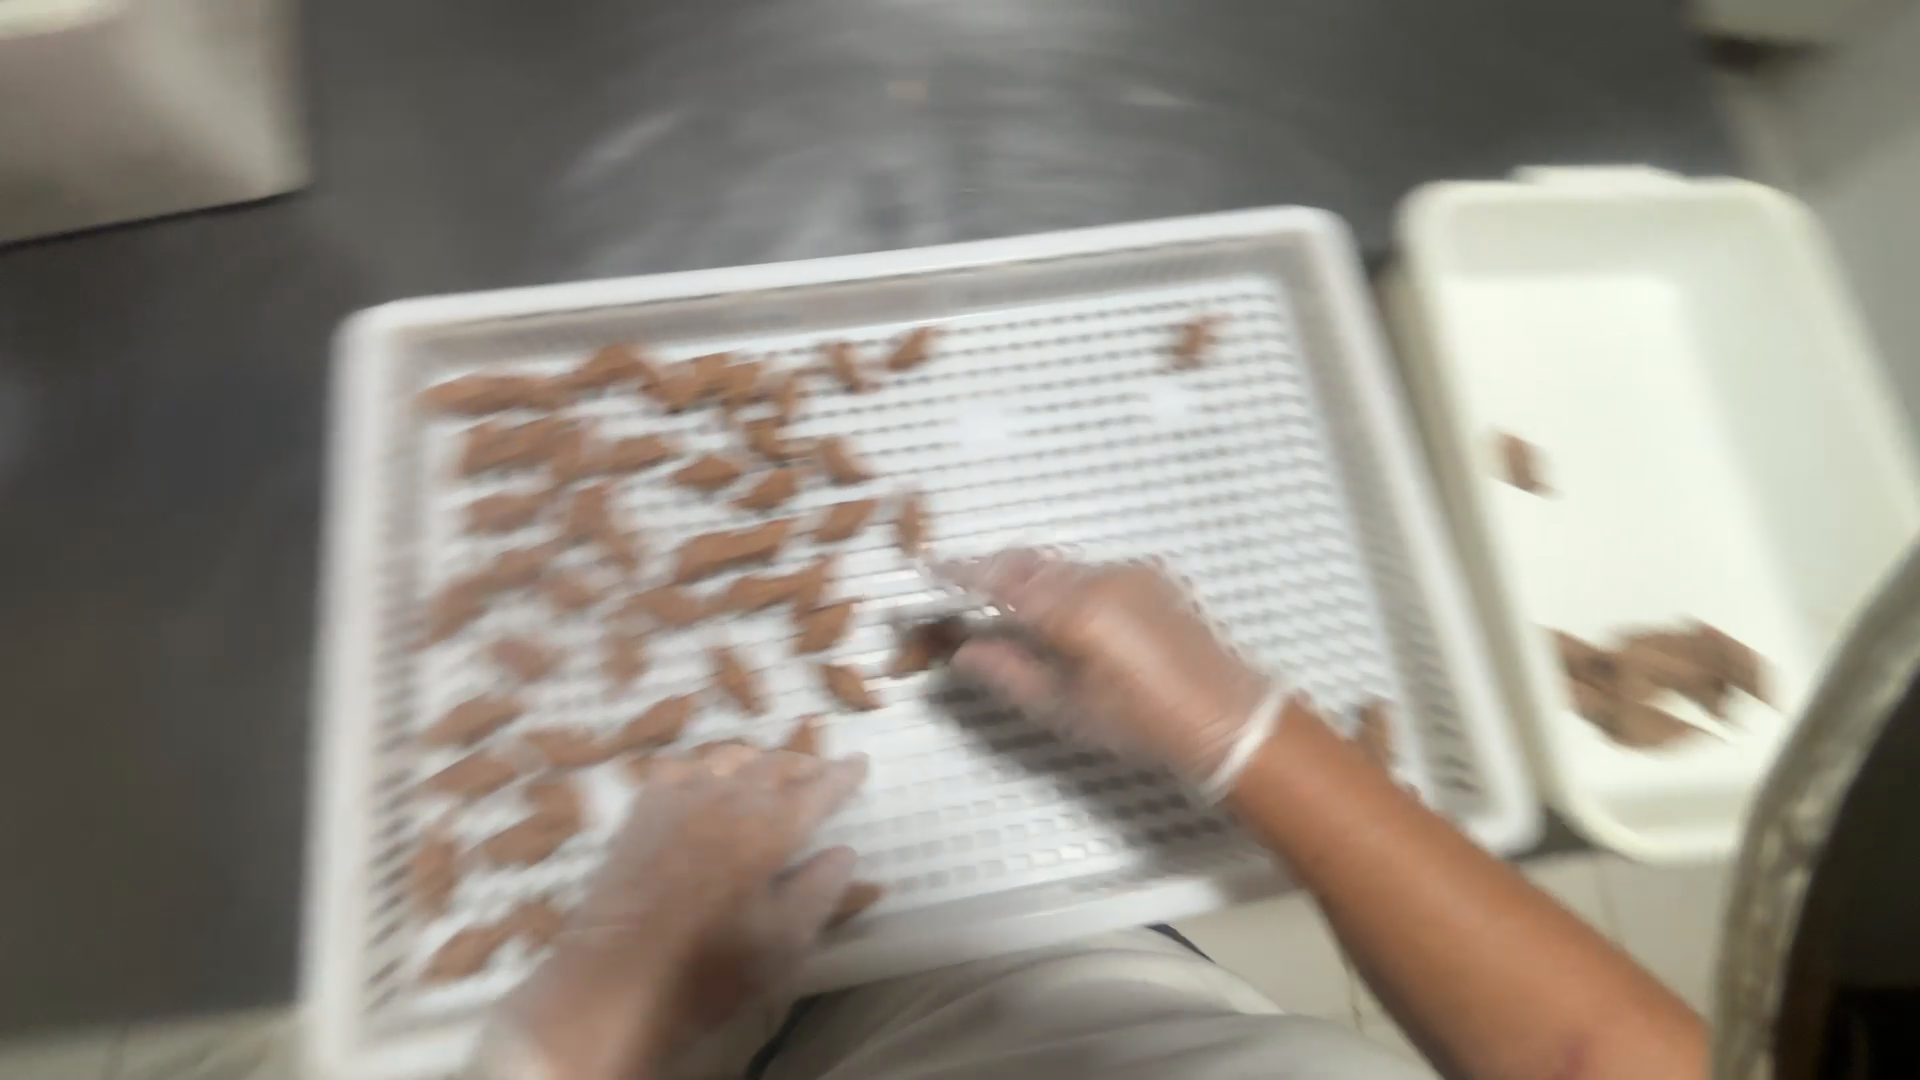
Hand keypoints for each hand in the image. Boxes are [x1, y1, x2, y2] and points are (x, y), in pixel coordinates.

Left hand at [493, 748, 867, 1079]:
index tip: (859, 762)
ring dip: (760, 760)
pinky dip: (705, 767)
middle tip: (820, 771)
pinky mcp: (644, 809)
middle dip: (805, 764)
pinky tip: (707, 781)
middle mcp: (729, 800)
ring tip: (771, 771)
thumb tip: (845, 851)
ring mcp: (681, 798)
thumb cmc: (706, 971)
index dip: (842, 775)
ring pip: (732, 757)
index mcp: (768, 830)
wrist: (611, 985)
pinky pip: (682, 768)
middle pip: (777, 765)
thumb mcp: (782, 944)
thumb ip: (820, 891)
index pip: (818, 790)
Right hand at [939, 550, 1280, 794]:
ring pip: (1061, 564)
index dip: (961, 574)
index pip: (1001, 580)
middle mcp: (1099, 578)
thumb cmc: (1141, 724)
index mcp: (1074, 611)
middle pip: (1029, 562)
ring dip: (1031, 578)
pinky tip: (1069, 616)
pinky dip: (1066, 583)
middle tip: (967, 592)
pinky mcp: (1149, 575)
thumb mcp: (1065, 708)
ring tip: (1016, 610)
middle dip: (993, 572)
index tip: (932, 570)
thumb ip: (1008, 672)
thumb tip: (963, 651)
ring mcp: (1128, 572)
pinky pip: (1091, 570)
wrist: (1228, 716)